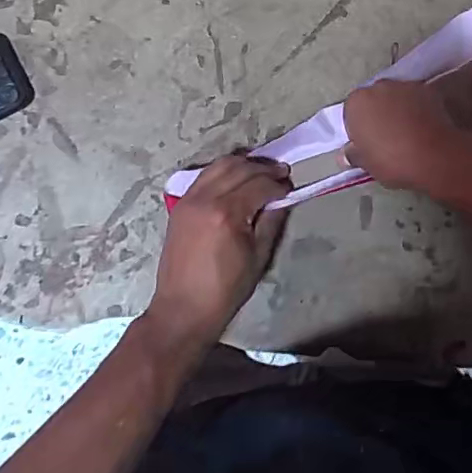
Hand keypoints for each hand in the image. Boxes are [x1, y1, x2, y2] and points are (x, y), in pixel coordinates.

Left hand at [147, 156, 291, 338]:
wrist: (183, 308)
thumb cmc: (227, 287)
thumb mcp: (259, 254)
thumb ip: (272, 220)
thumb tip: (282, 198)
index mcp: (227, 213)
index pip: (260, 184)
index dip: (279, 184)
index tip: (291, 188)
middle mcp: (205, 199)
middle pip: (240, 168)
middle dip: (265, 168)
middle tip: (282, 175)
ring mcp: (189, 200)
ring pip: (220, 164)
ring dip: (244, 164)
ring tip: (261, 173)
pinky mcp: (180, 205)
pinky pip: (205, 175)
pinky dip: (224, 171)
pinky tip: (237, 179)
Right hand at [343, 79, 471, 191]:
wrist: (434, 156)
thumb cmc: (393, 161)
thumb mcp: (366, 164)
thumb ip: (353, 154)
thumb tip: (346, 154)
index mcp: (358, 102)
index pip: (353, 111)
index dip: (360, 127)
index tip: (368, 142)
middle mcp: (380, 86)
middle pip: (375, 99)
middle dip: (379, 113)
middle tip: (387, 137)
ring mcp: (406, 86)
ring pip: (397, 96)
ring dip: (400, 108)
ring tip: (408, 132)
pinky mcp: (429, 90)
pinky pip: (418, 99)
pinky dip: (418, 108)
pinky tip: (424, 126)